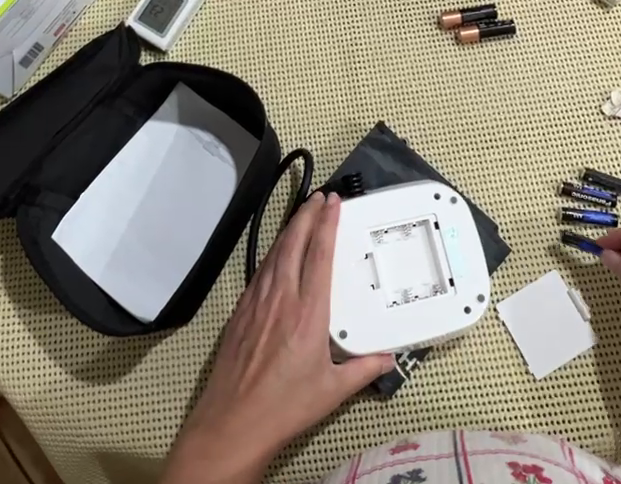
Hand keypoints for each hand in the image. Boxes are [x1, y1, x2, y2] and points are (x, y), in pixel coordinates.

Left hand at [162, 193, 394, 483]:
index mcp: (308, 312)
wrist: (232, 423)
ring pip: (274, 254)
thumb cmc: (284, 407)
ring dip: (290, 230)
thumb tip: (388, 357)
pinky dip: (273, 253)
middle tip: (319, 197)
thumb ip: (363, 370)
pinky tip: (278, 253)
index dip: (327, 224)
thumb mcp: (332, 392)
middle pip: (293, 243)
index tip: (334, 202)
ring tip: (302, 215)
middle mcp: (281, 298)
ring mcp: (257, 302)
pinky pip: (260, 271)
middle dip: (307, 215)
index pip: (319, 255)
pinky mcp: (240, 312)